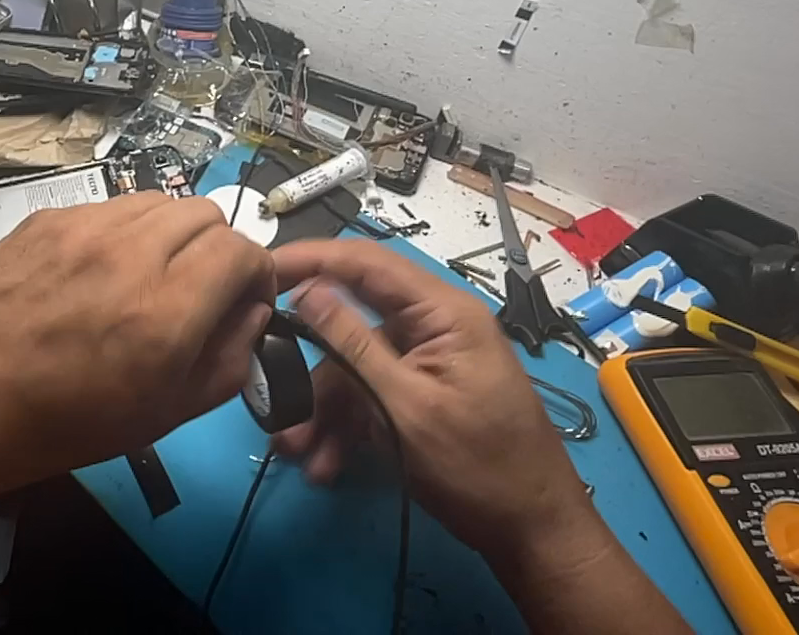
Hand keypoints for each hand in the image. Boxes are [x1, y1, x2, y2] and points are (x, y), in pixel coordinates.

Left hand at [0, 193, 275, 507]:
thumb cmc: (55, 427)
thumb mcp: (160, 417)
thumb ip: (227, 360)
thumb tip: (250, 312)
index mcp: (162, 311)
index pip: (243, 250)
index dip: (255, 276)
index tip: (241, 300)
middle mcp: (126, 253)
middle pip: (207, 214)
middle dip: (217, 251)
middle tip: (197, 291)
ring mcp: (81, 227)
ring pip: (159, 201)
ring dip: (172, 235)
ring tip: (147, 277)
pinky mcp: (46, 217)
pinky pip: (109, 207)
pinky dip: (124, 231)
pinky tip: (97, 271)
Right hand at [269, 239, 591, 558]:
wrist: (536, 539)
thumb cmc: (480, 469)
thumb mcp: (406, 406)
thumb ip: (352, 343)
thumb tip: (307, 288)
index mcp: (441, 311)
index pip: (364, 261)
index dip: (309, 259)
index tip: (262, 271)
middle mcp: (432, 323)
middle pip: (351, 314)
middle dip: (310, 355)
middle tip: (267, 369)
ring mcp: (425, 356)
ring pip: (353, 360)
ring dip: (324, 404)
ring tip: (298, 448)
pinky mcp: (419, 387)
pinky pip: (369, 387)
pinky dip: (345, 420)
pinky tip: (326, 461)